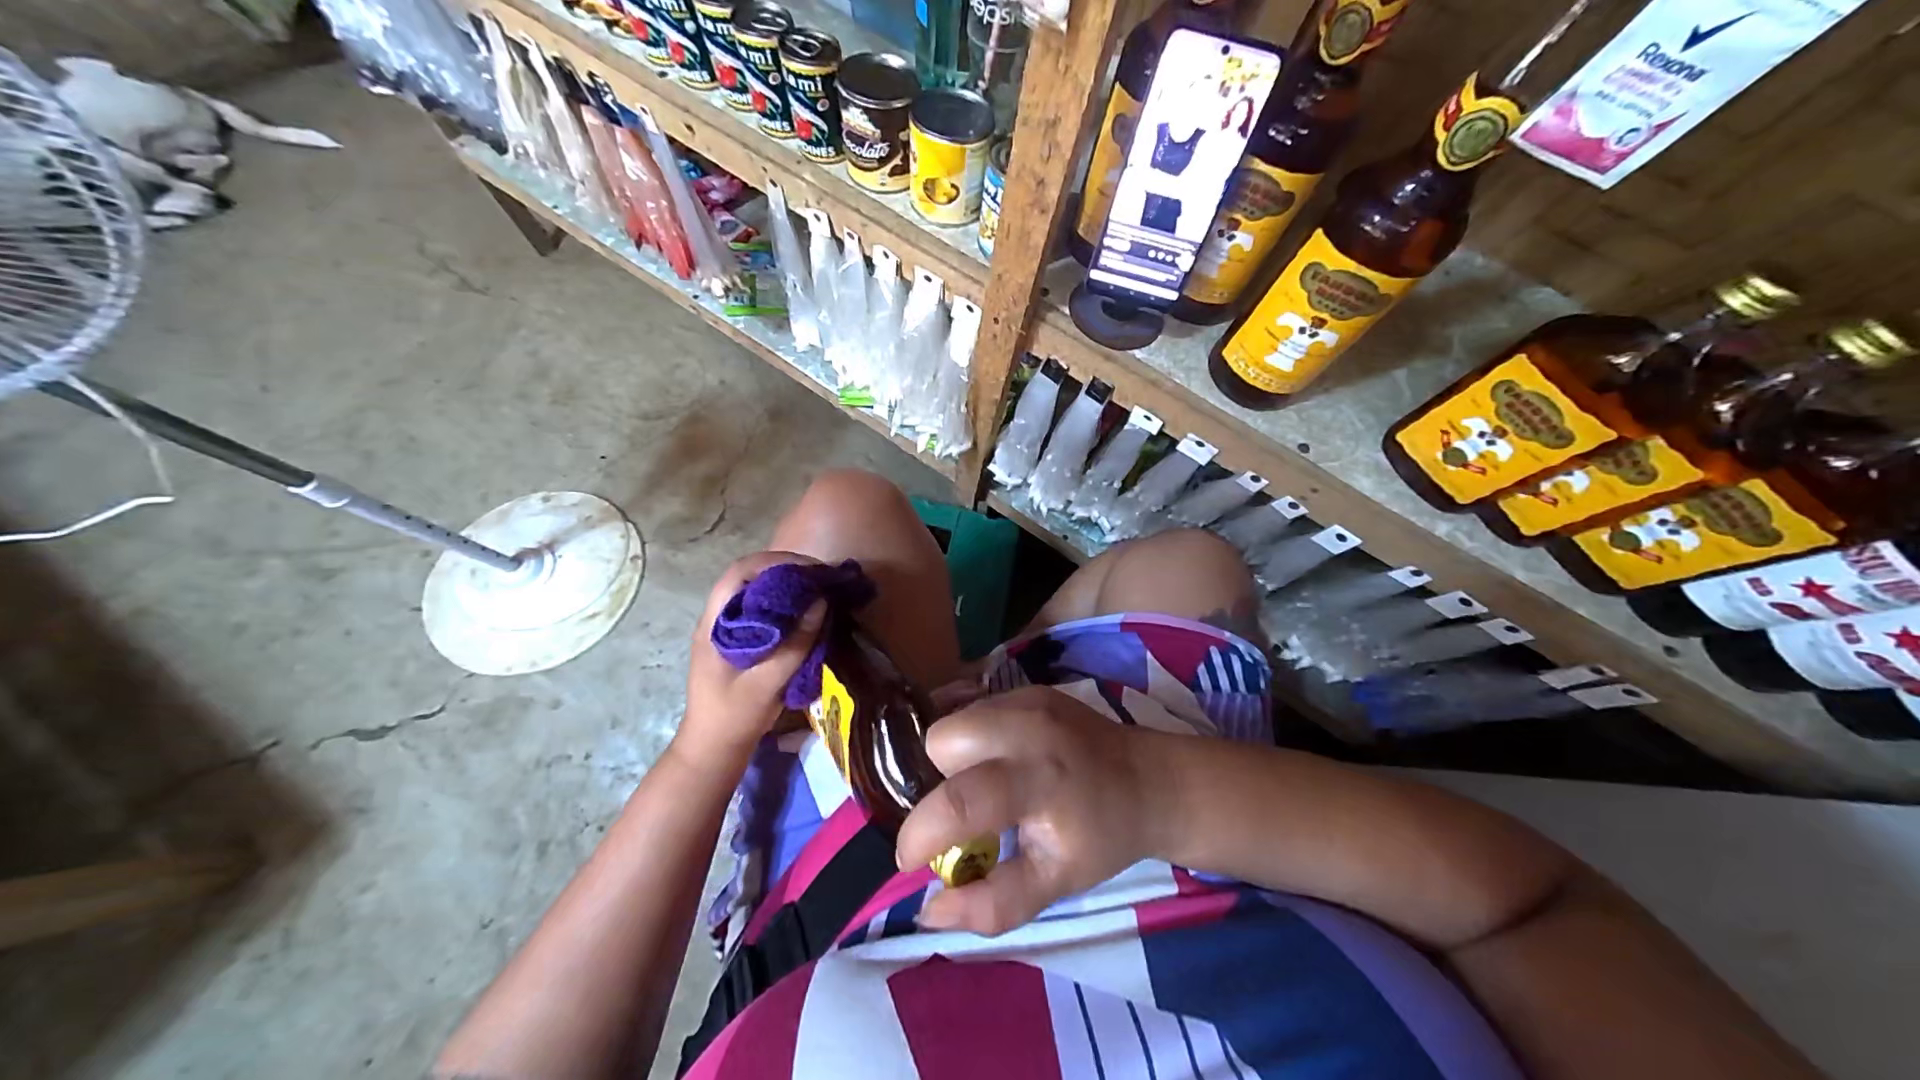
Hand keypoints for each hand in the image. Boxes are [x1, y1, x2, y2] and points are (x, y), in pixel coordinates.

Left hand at [677, 551, 825, 771]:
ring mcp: (729, 628)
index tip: (810, 569)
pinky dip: (788, 604)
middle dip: (787, 569)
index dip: (776, 562)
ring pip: (758, 591)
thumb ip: (794, 645)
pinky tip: (809, 612)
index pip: (740, 572)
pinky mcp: (741, 640)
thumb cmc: (733, 717)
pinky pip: (764, 609)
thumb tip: (820, 603)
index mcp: (715, 623)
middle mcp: (719, 618)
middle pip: (751, 575)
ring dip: (788, 585)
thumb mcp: (766, 684)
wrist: (713, 748)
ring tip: (820, 589)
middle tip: (822, 577)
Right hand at [894, 685, 1161, 935]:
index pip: (962, 800)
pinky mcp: (1027, 687)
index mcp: (1040, 780)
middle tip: (968, 809)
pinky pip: (970, 706)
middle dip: (939, 779)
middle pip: (942, 740)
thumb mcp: (1055, 883)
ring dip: (953, 757)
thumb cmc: (1100, 837)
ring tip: (986, 782)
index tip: (910, 861)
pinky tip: (998, 758)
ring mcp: (1027, 698)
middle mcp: (1028, 727)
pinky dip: (970, 736)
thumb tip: (928, 909)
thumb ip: (992, 903)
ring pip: (952, 718)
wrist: (1149, 780)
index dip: (921, 833)